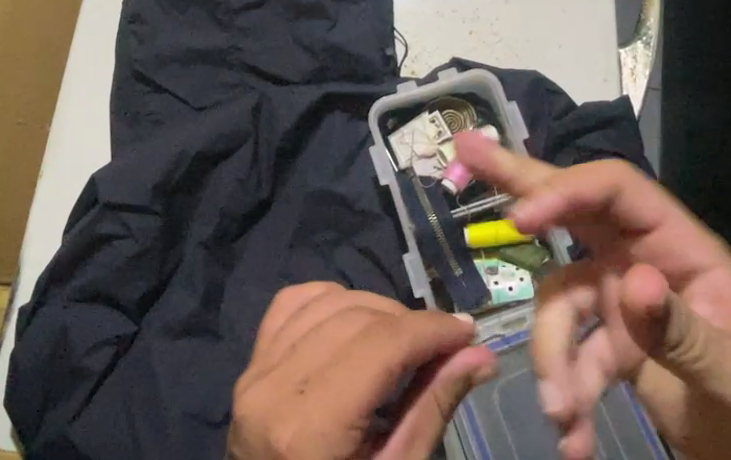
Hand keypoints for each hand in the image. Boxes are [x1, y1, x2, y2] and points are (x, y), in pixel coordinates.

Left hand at [228, 282, 497, 459]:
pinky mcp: (249, 363)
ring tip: (406, 339)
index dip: (430, 330)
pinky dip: (330, 300)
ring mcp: (254, 371)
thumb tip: (481, 355)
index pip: (380, 346)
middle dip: (409, 321)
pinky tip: (355, 321)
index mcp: (310, 429)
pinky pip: (293, 303)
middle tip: (446, 344)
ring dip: (375, 309)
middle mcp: (274, 388)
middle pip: (357, 319)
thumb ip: (433, 408)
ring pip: (327, 301)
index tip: (468, 331)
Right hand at [454, 132, 730, 459]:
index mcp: (681, 245)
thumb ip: (685, 333)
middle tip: (465, 149)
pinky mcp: (610, 343)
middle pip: (572, 206)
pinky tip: (575, 439)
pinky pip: (568, 352)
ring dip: (550, 353)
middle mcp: (642, 259)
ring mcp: (621, 300)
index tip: (521, 220)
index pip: (614, 191)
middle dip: (518, 182)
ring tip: (561, 411)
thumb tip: (633, 282)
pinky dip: (565, 392)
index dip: (565, 192)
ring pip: (558, 297)